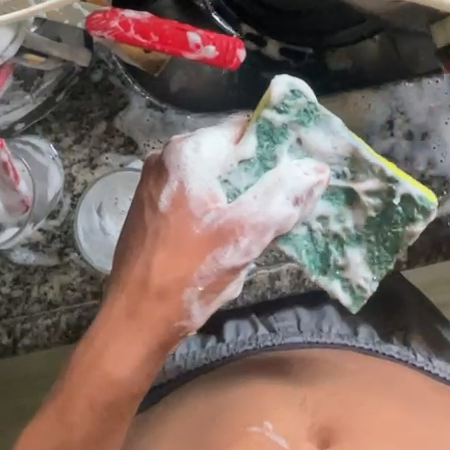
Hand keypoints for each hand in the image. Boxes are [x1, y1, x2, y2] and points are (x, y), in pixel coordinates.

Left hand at [109, 117, 329, 343]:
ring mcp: (156, 180)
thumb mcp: (245, 235)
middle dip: (260, 175)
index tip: (302, 168)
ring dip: (239, 194)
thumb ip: (283, 197)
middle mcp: (167, 156)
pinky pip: (195, 192)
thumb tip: (316, 169)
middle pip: (228, 152)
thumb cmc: (188, 275)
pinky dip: (217, 205)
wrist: (133, 320)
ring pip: (213, 175)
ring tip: (264, 221)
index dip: (276, 146)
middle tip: (290, 199)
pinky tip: (232, 233)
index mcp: (188, 152)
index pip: (244, 129)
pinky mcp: (151, 204)